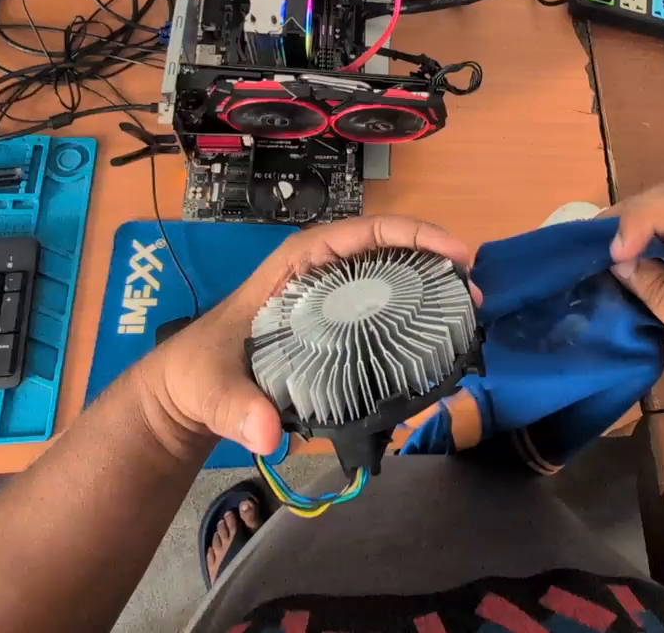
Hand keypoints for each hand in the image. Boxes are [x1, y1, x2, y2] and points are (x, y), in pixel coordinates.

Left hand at [129, 215, 477, 458]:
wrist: (189, 388)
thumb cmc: (201, 369)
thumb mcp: (212, 386)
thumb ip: (235, 407)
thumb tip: (269, 432)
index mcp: (300, 262)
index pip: (364, 232)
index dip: (415, 234)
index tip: (456, 255)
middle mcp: (324, 268)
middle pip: (390, 247)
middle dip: (436, 261)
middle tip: (474, 294)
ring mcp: (333, 292)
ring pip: (392, 273)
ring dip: (432, 287)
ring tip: (467, 314)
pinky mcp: (339, 318)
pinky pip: (384, 303)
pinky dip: (414, 312)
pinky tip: (437, 338)